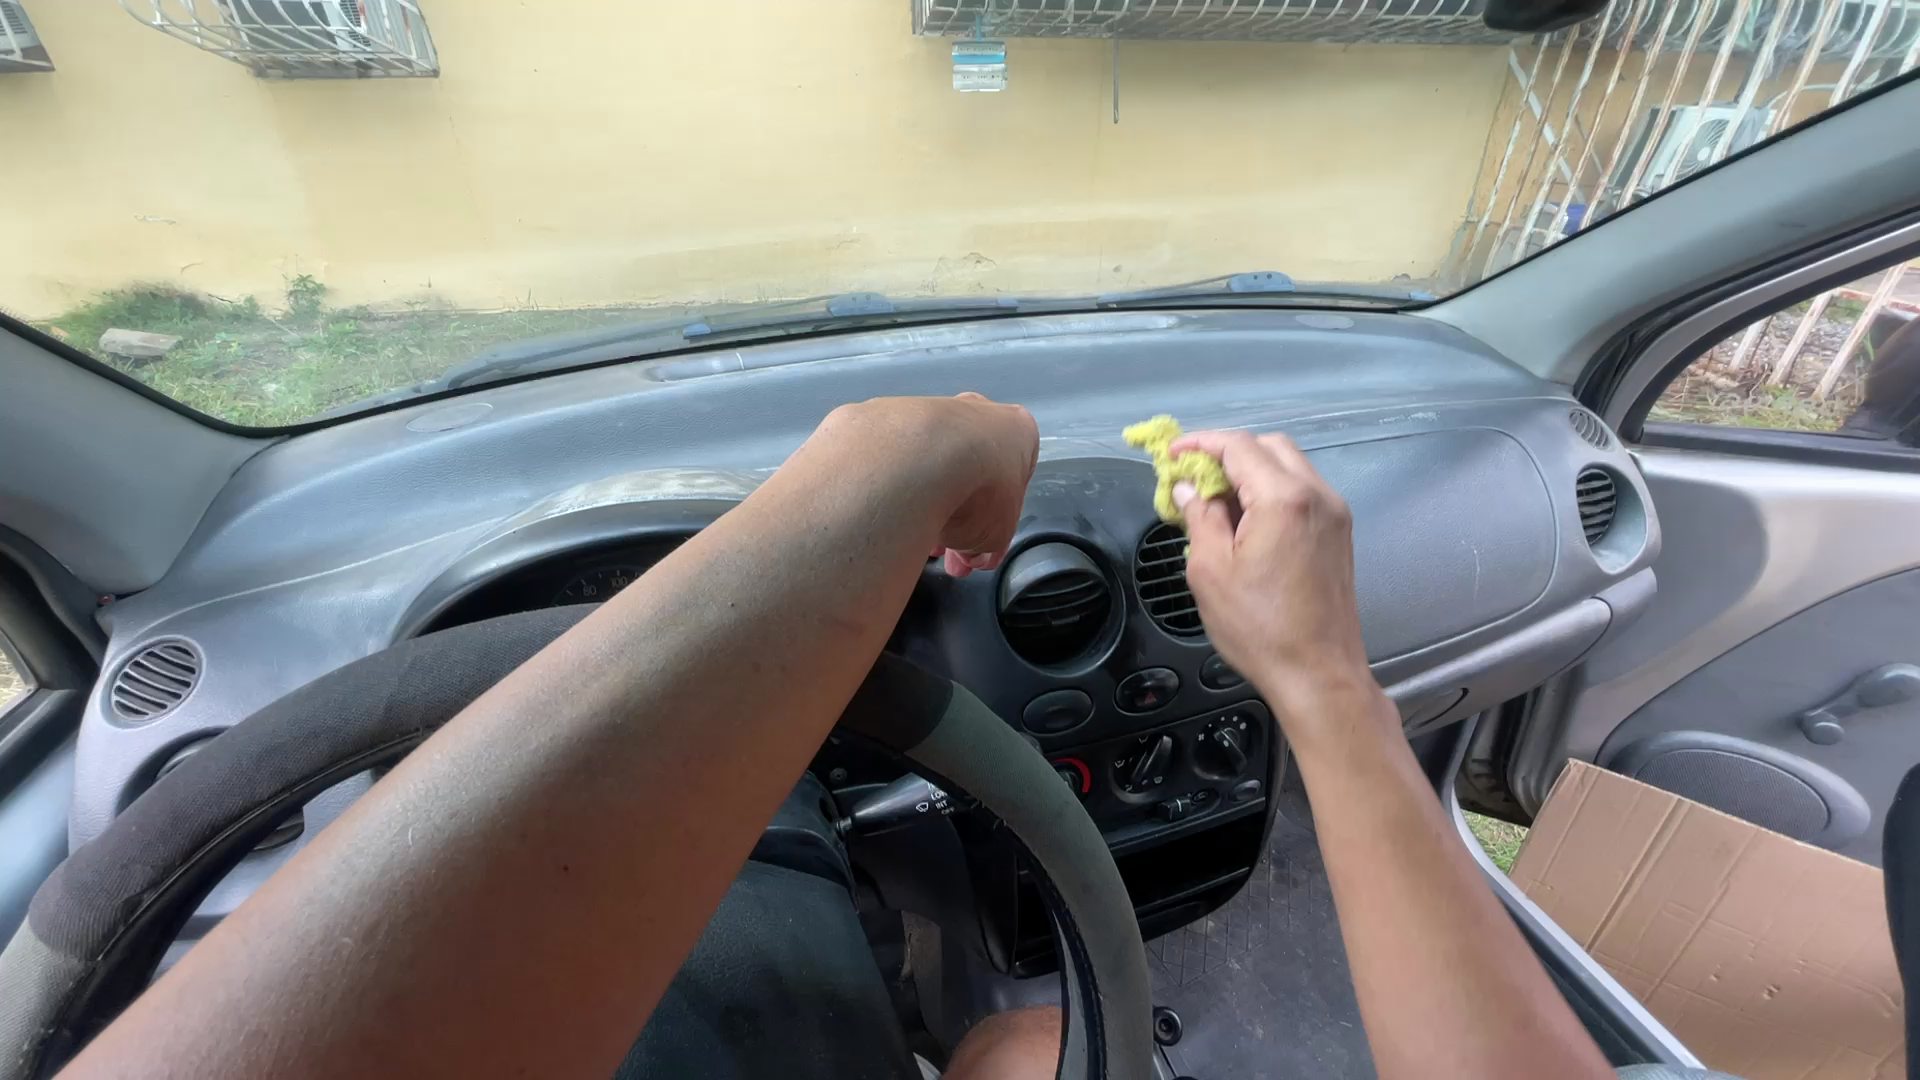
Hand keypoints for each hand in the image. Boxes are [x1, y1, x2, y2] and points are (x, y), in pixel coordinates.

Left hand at [815, 393, 1037, 577]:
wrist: (914, 459)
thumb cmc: (978, 493)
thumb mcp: (998, 534)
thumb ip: (989, 542)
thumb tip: (973, 554)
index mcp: (1015, 431)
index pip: (1009, 481)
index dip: (993, 522)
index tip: (974, 549)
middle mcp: (973, 411)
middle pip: (966, 471)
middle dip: (955, 517)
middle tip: (941, 553)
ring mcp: (924, 408)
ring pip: (926, 465)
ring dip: (922, 503)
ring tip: (910, 540)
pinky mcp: (878, 415)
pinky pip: (891, 460)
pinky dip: (891, 487)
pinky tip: (885, 515)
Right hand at [1171, 431, 1387, 747]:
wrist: (1318, 673)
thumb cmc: (1258, 627)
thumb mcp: (1209, 570)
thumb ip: (1199, 517)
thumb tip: (1190, 489)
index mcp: (1283, 499)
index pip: (1238, 446)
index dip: (1200, 443)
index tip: (1171, 454)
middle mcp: (1317, 495)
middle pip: (1269, 446)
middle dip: (1227, 451)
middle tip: (1193, 475)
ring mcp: (1334, 513)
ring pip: (1289, 465)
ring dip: (1250, 469)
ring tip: (1215, 498)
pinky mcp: (1338, 532)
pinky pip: (1302, 490)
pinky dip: (1271, 488)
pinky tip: (1246, 517)